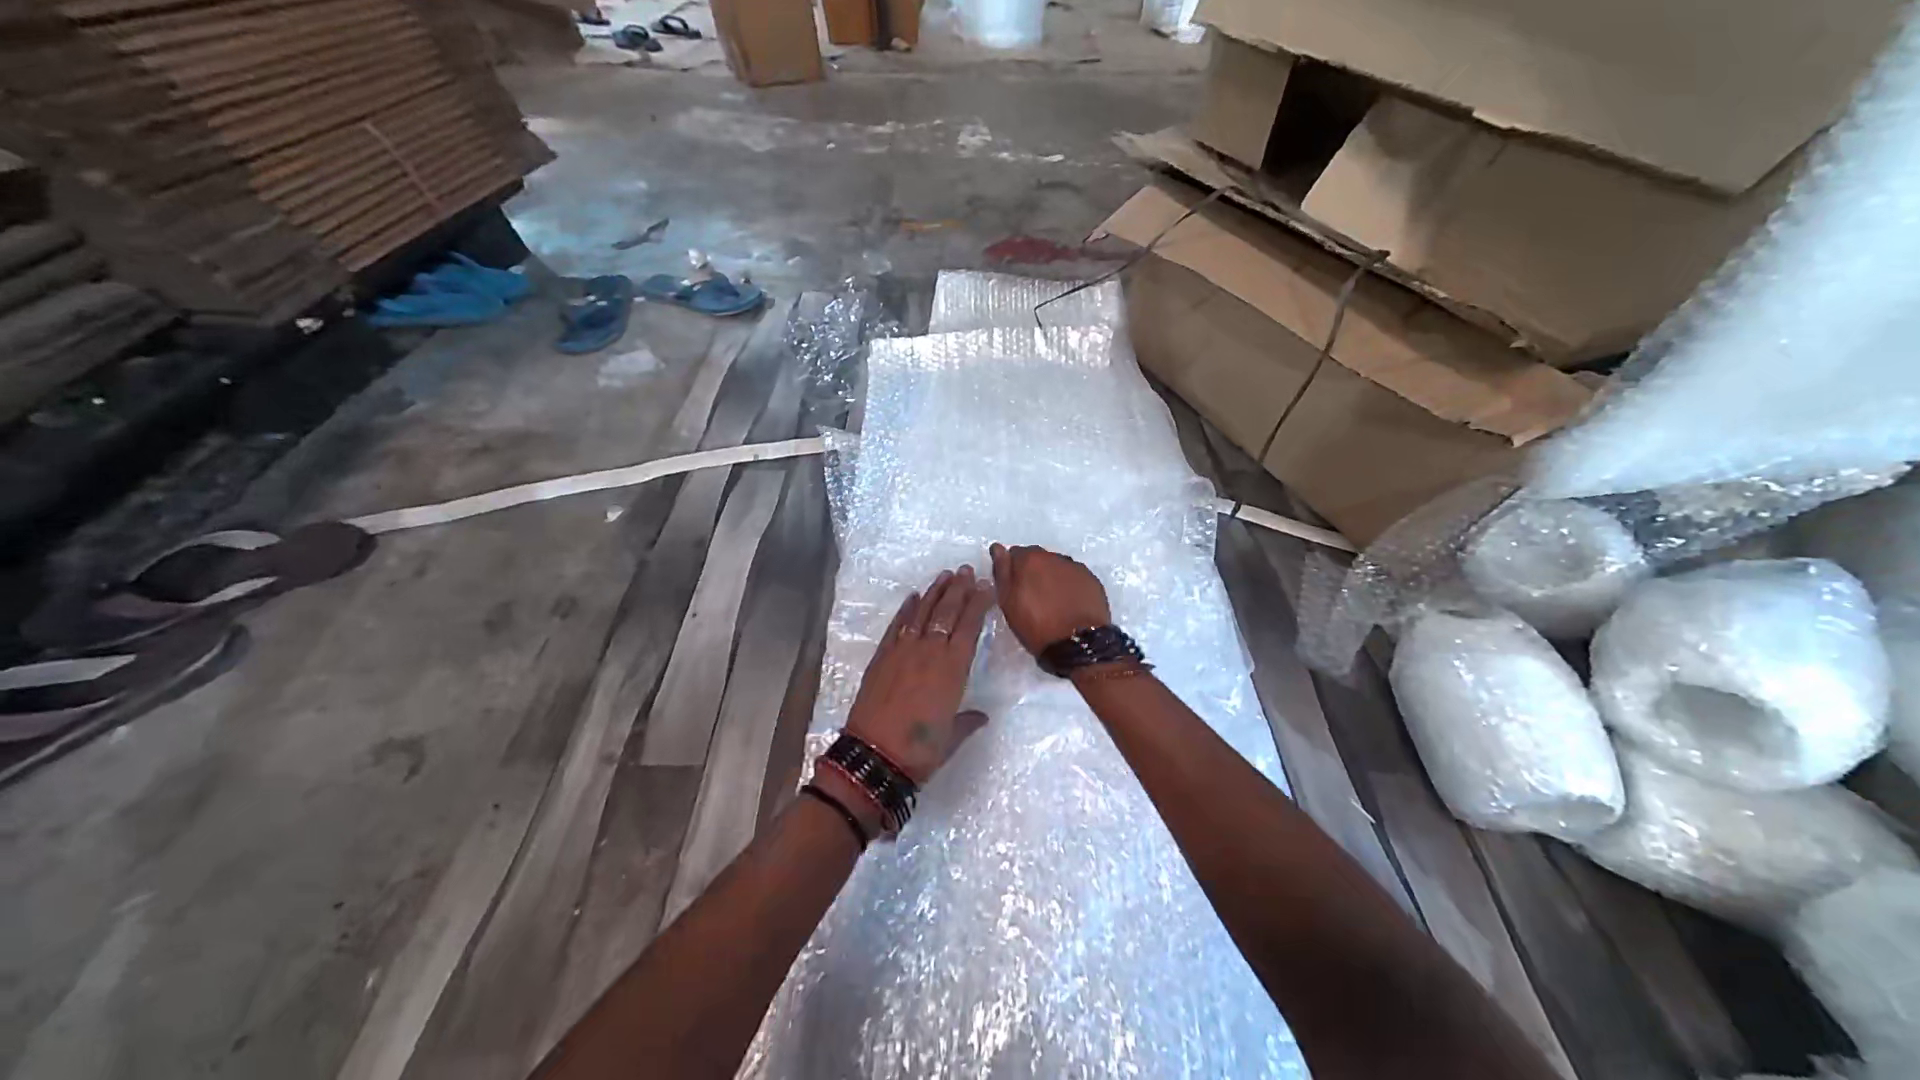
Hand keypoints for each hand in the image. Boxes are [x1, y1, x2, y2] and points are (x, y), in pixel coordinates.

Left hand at [843, 565, 994, 785]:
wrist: (873, 755)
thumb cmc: (919, 750)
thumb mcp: (951, 738)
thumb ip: (967, 722)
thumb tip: (981, 716)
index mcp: (953, 669)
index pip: (969, 627)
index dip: (978, 605)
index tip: (986, 587)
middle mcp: (929, 653)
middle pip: (946, 613)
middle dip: (959, 590)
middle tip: (967, 571)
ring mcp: (902, 652)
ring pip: (921, 613)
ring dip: (934, 593)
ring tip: (945, 576)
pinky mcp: (881, 658)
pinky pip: (897, 627)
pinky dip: (906, 610)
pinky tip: (913, 598)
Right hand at [988, 543, 1110, 655]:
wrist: (1077, 644)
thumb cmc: (1035, 625)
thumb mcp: (1008, 602)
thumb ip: (1002, 571)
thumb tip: (998, 548)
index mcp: (1030, 559)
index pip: (1014, 554)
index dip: (1013, 571)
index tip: (1014, 589)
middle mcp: (1054, 556)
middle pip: (1038, 559)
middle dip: (1033, 572)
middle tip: (1032, 597)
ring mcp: (1075, 567)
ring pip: (1057, 567)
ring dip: (1052, 578)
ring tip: (1052, 602)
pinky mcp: (1091, 580)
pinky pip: (1074, 577)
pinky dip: (1070, 585)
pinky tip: (1069, 603)